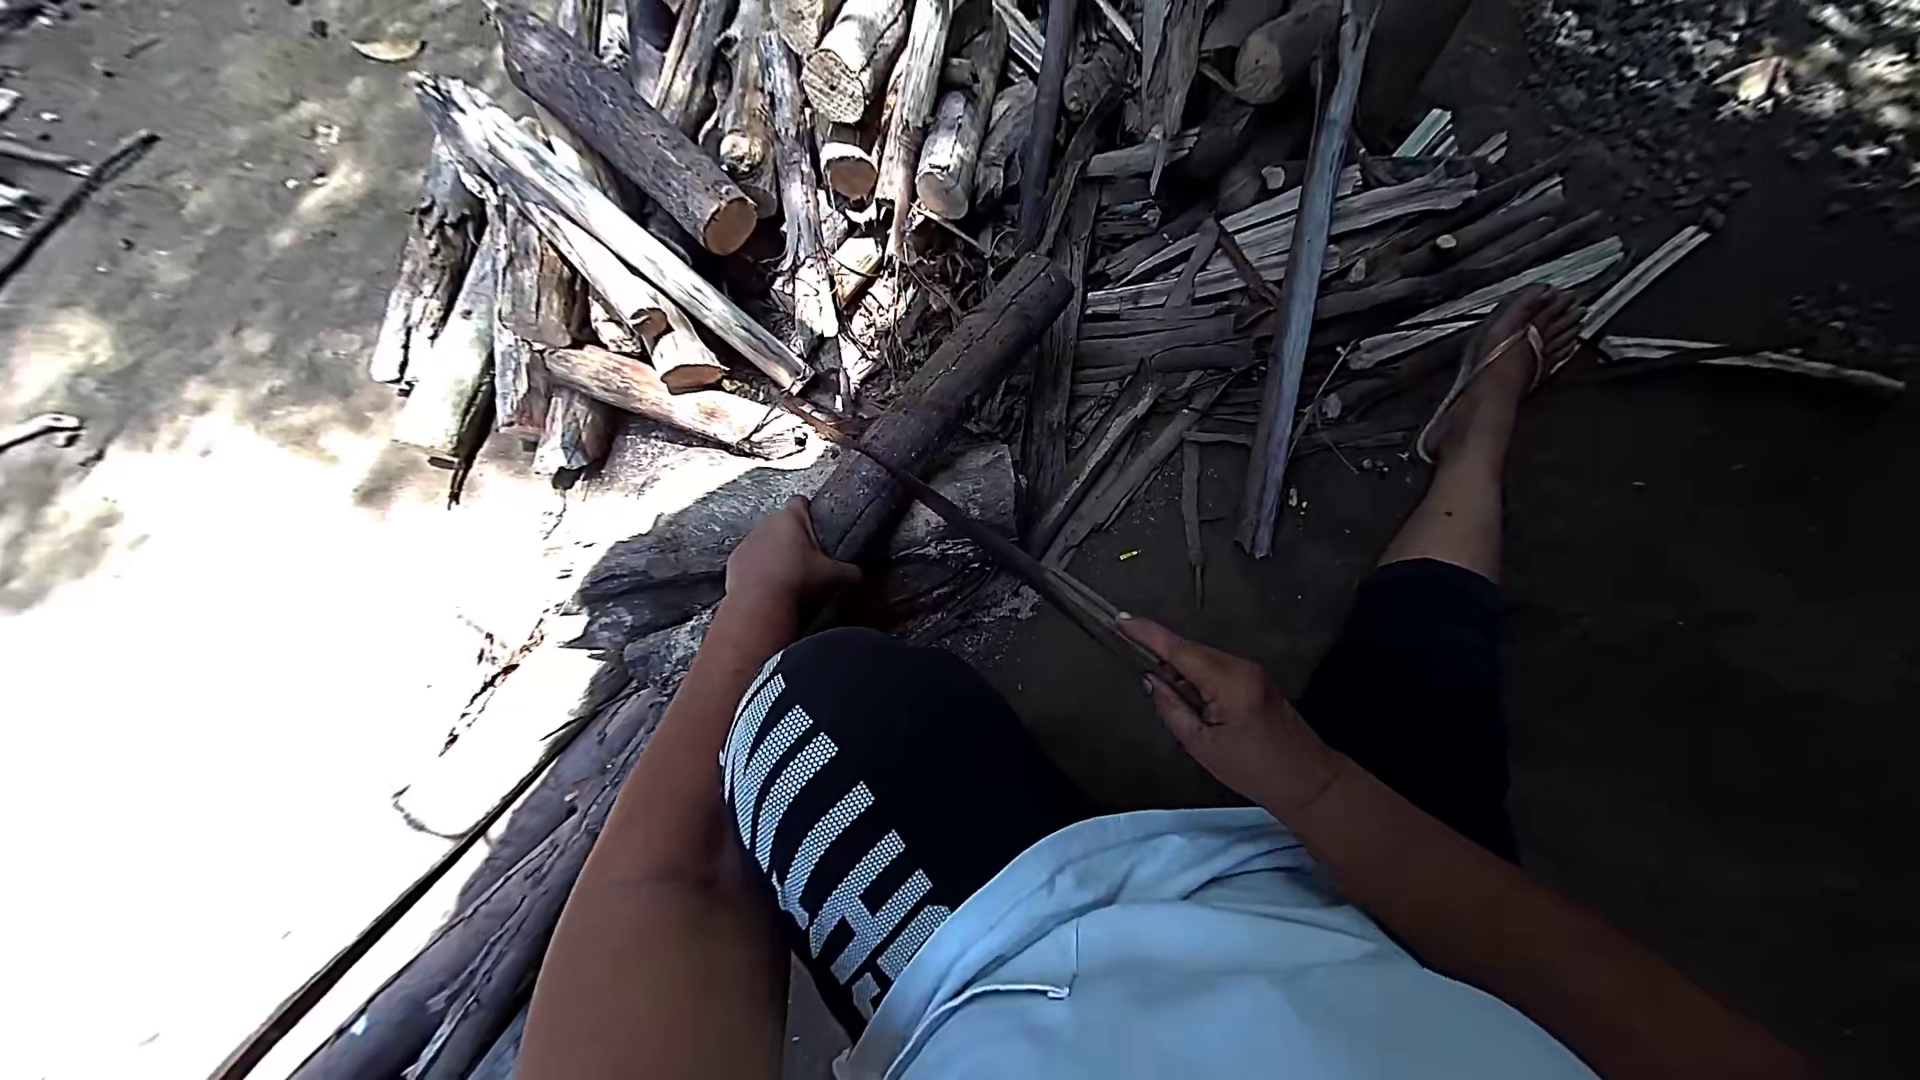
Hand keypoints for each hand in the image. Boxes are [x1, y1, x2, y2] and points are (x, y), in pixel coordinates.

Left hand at [725, 496, 862, 608]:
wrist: (758, 601)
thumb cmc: (798, 579)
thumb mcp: (832, 576)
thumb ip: (849, 572)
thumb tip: (860, 575)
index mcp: (791, 519)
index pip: (800, 501)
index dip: (808, 509)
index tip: (814, 524)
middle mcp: (767, 523)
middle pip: (782, 522)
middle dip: (792, 535)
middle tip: (805, 557)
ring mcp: (748, 540)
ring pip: (764, 540)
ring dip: (773, 551)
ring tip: (785, 574)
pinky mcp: (734, 559)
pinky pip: (750, 558)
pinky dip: (757, 567)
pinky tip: (767, 584)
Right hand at [1120, 615, 1343, 817]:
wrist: (1307, 780)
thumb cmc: (1251, 769)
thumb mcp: (1201, 744)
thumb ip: (1171, 707)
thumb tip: (1151, 679)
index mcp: (1227, 682)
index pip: (1179, 649)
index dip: (1148, 633)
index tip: (1122, 620)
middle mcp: (1240, 667)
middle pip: (1190, 651)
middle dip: (1162, 656)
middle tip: (1141, 672)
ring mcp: (1250, 670)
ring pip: (1201, 658)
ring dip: (1179, 669)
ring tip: (1170, 698)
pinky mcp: (1253, 678)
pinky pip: (1213, 667)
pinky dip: (1195, 676)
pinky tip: (1190, 698)